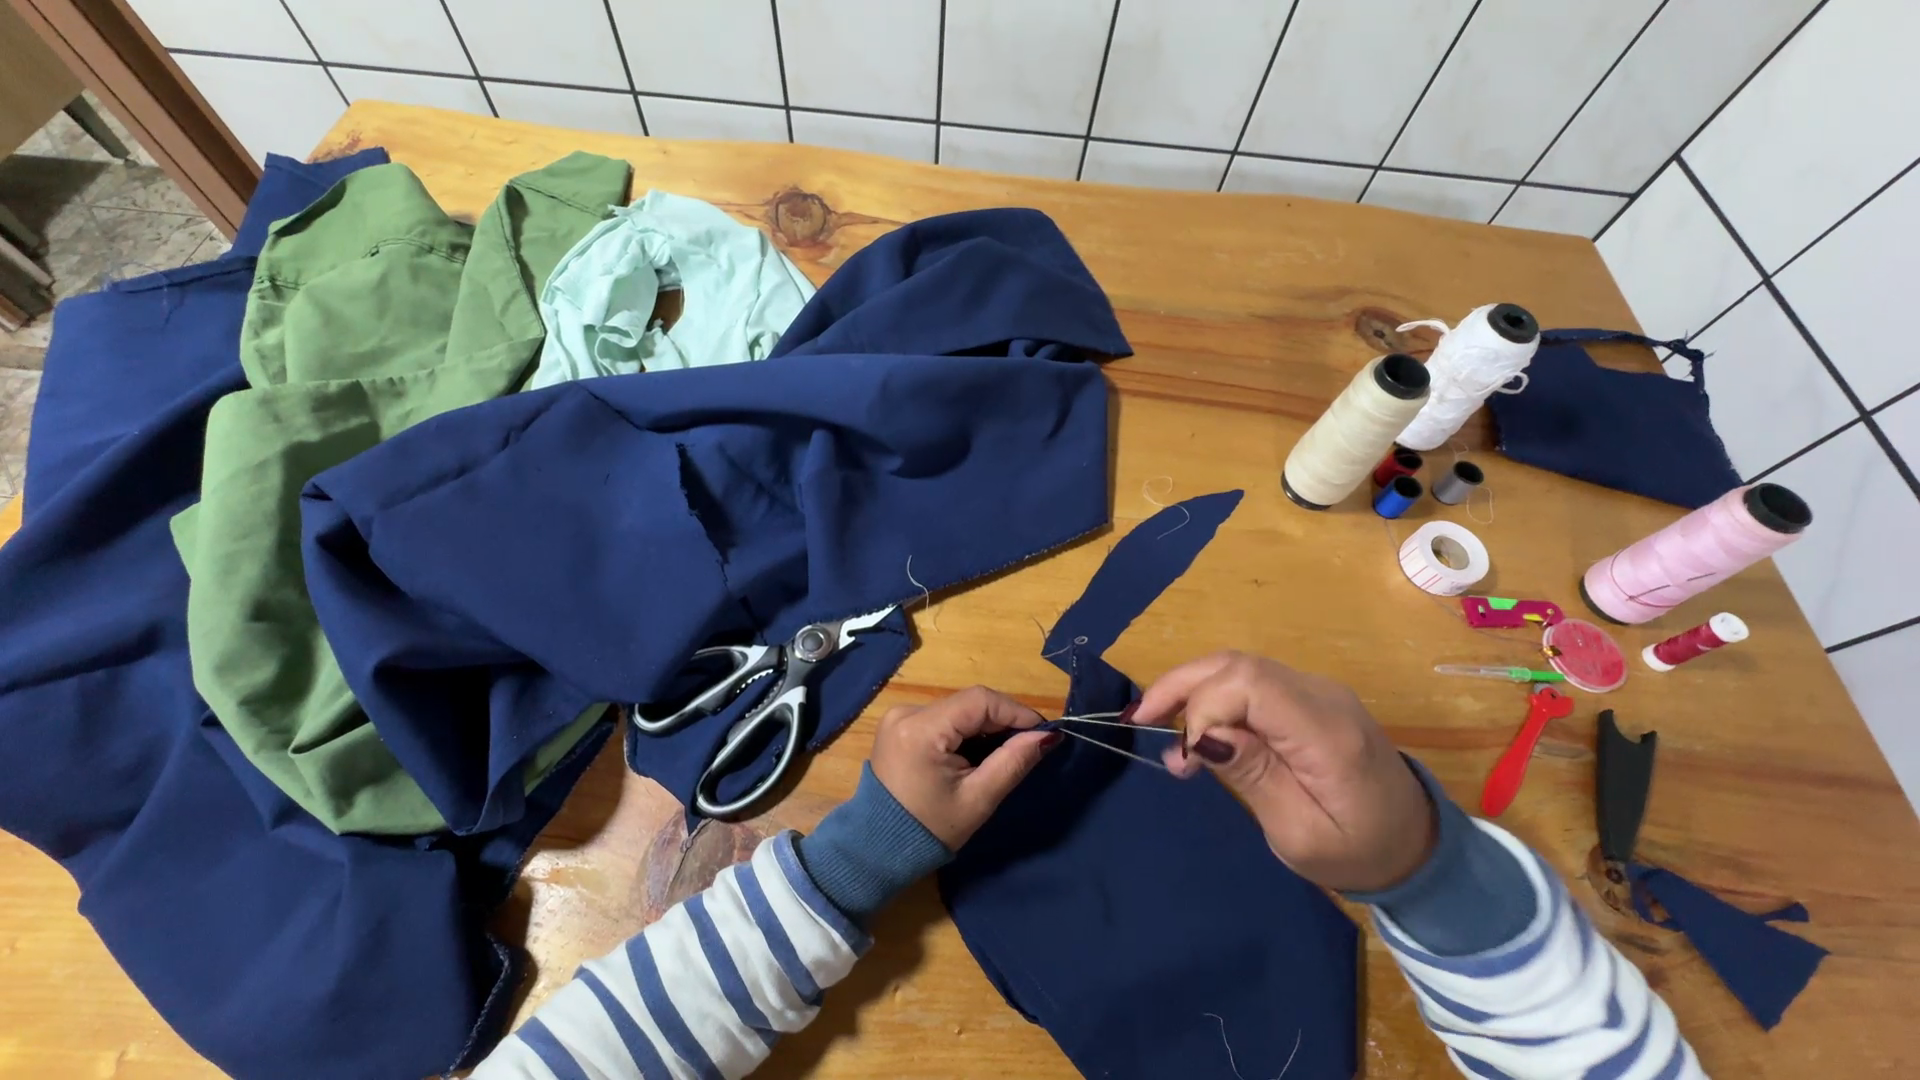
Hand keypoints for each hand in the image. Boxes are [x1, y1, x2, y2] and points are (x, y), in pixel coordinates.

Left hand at [869, 686, 1058, 848]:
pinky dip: (965, 732)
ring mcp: (899, 717)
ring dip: (985, 727)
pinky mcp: (899, 726)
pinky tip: (977, 754)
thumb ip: (1013, 761)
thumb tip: (1047, 735)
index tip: (1044, 732)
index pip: (979, 700)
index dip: (1016, 711)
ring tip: (1005, 753)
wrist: (877, 849)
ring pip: (958, 710)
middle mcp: (906, 712)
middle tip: (1029, 746)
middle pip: (968, 703)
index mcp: (920, 728)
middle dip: (1002, 721)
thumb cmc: (930, 830)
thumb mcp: (978, 799)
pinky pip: (943, 719)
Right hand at [1133, 652, 1435, 891]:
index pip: (1249, 684)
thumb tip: (1200, 733)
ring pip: (1239, 666)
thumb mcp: (1300, 833)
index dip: (1202, 706)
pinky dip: (1212, 694)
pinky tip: (1192, 723)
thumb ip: (1252, 775)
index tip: (1182, 754)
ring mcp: (1317, 690)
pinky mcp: (1308, 697)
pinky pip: (1251, 681)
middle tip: (1140, 719)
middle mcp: (1322, 695)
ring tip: (1156, 722)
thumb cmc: (1358, 852)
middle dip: (1181, 685)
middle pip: (1238, 664)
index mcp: (1326, 732)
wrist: (1416, 845)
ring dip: (1192, 687)